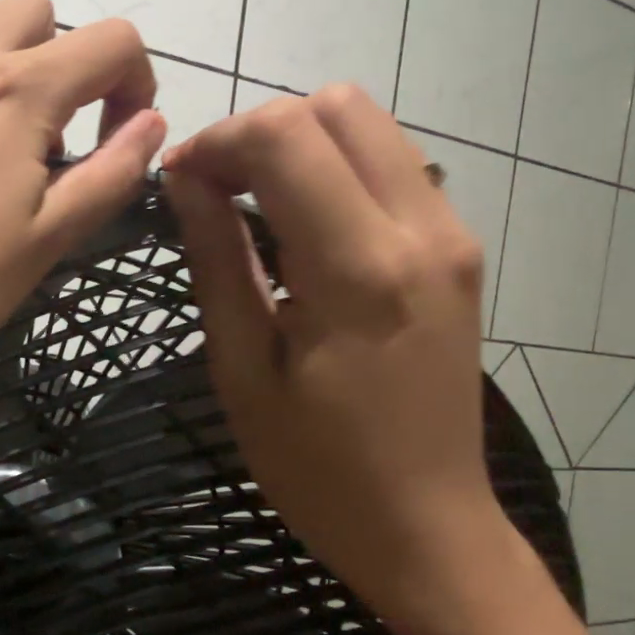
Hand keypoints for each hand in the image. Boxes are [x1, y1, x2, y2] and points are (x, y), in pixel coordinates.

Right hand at [161, 85, 501, 611]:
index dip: (216, 142)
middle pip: (337, 106)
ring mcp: (451, 236)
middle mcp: (421, 229)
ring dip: (299, 148)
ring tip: (251, 212)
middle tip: (212, 193)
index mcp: (358, 267)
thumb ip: (217, 260)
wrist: (427, 528)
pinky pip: (392, 167)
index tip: (176, 184)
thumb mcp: (243, 369)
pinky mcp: (458, 252)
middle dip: (259, 132)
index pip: (285, 136)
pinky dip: (335, 173)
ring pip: (370, 126)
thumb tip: (184, 182)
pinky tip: (301, 234)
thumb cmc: (317, 467)